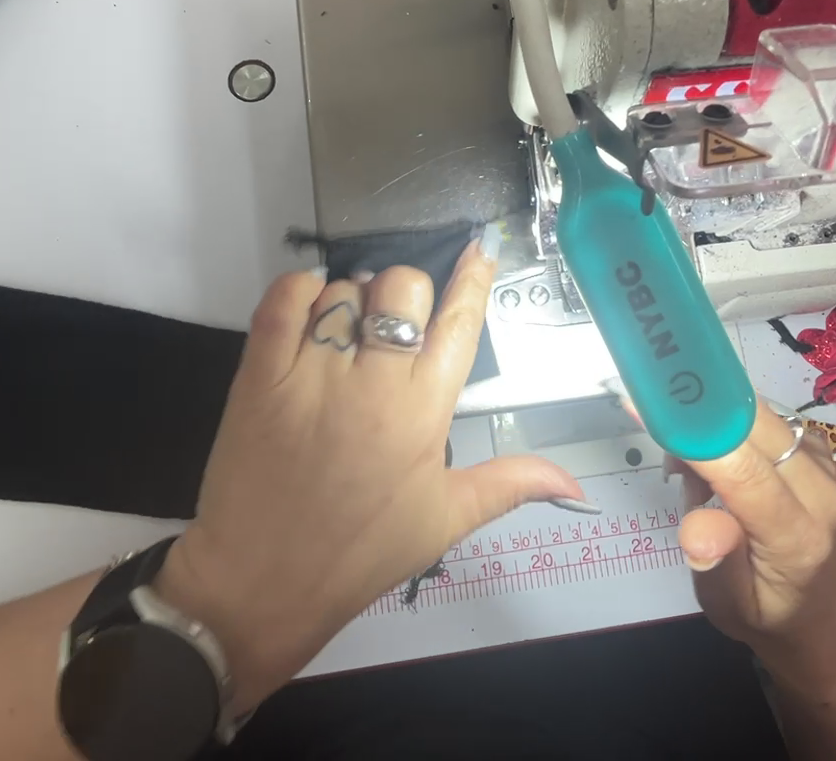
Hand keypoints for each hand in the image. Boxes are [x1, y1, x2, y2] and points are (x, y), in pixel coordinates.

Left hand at [153, 237, 588, 711]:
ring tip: (345, 332)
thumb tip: (575, 483)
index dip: (472, 280)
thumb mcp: (443, 521)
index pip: (459, 324)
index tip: (478, 250)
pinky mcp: (261, 373)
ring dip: (351, 299)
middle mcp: (374, 382)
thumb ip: (510, 484)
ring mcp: (313, 373)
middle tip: (391, 322)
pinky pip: (283, 299)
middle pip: (402, 288)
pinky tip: (308, 307)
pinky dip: (299, 289)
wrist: (260, 585)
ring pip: (344, 290)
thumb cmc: (359, 552)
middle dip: (404, 292)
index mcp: (424, 412)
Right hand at [670, 400, 835, 644]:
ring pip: (757, 413)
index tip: (643, 405)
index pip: (745, 472)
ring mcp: (824, 466)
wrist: (812, 607)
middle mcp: (820, 493)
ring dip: (712, 421)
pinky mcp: (816, 448)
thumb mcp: (728, 604)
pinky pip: (765, 415)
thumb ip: (716, 566)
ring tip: (691, 468)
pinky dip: (729, 422)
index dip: (693, 435)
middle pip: (753, 427)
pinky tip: (716, 456)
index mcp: (797, 538)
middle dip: (697, 417)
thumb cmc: (761, 607)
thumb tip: (698, 531)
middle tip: (661, 437)